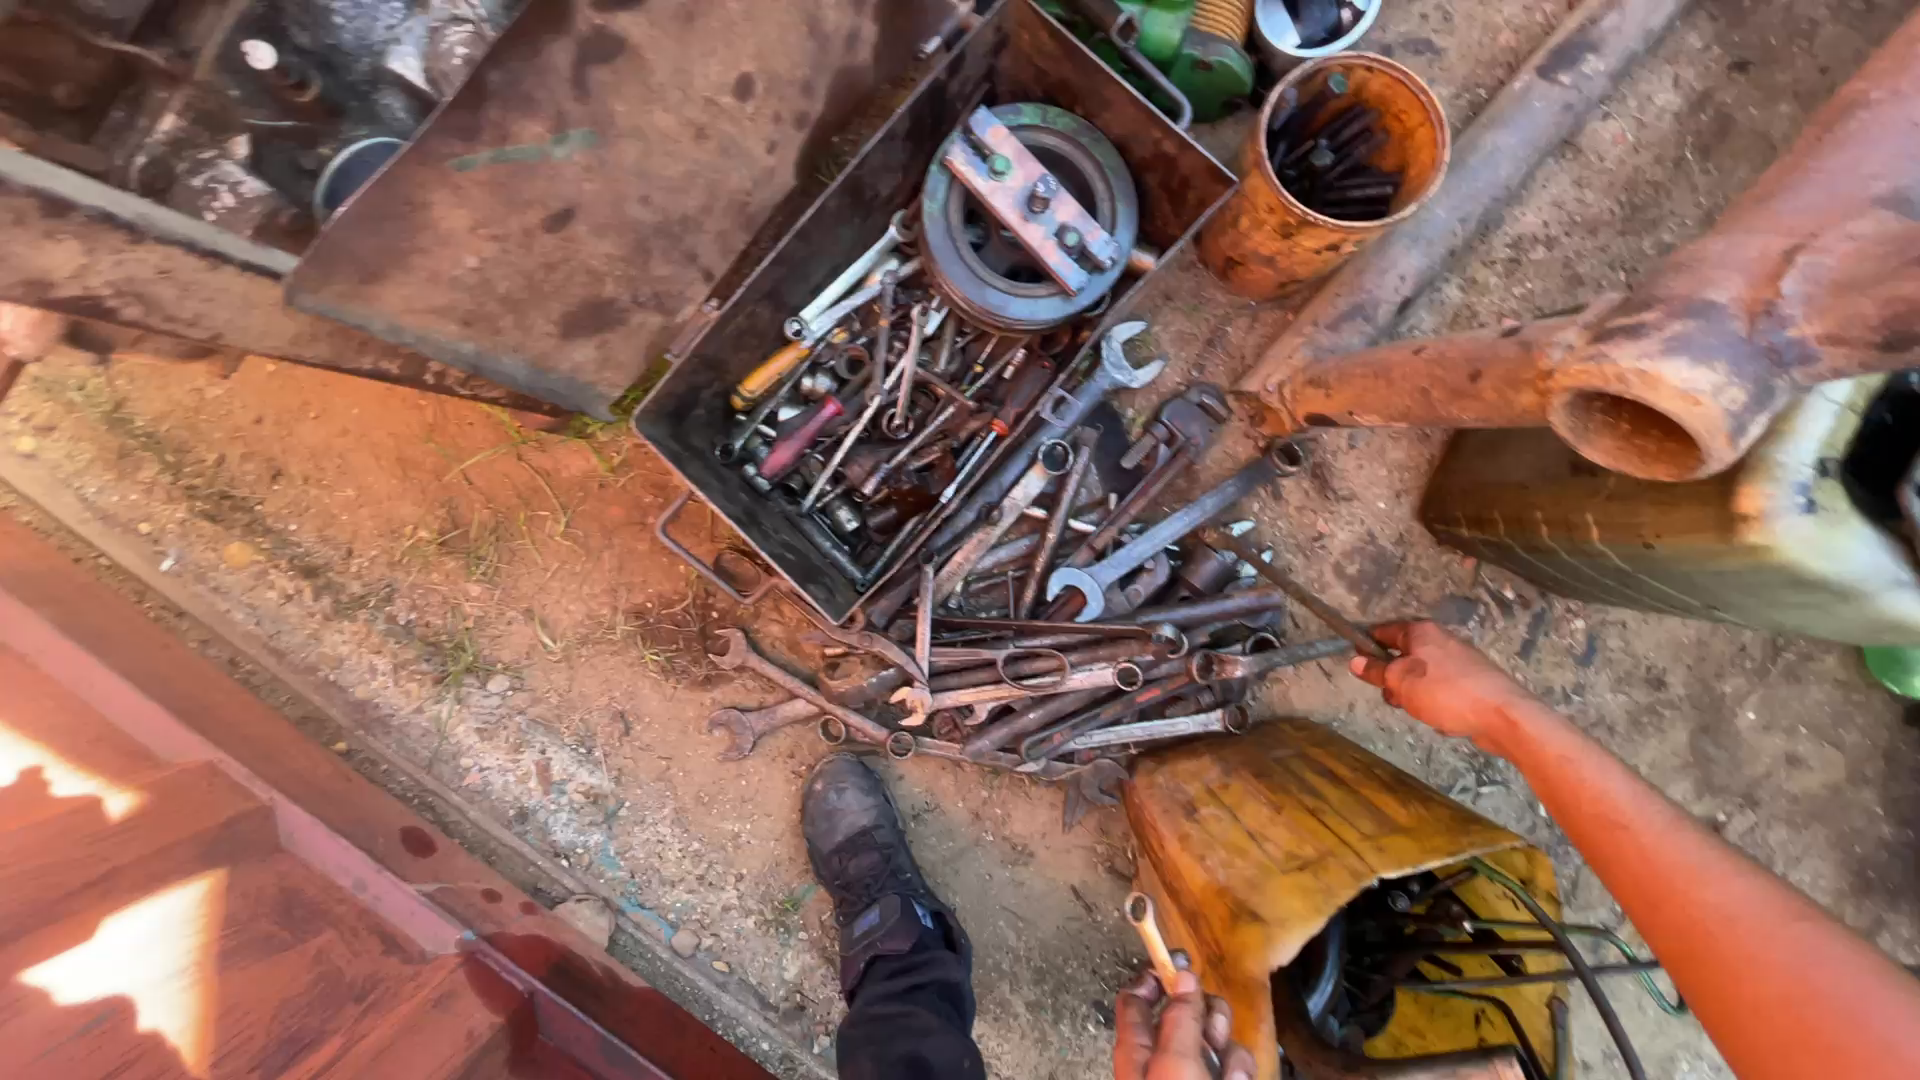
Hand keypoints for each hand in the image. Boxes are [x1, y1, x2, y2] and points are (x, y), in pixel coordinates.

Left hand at [1114, 969, 1254, 1079]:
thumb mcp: (1176, 1062)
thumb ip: (1180, 1017)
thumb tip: (1184, 974)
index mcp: (1136, 1046)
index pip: (1136, 996)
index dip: (1156, 974)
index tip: (1184, 962)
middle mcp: (1162, 1056)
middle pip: (1185, 1011)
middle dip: (1209, 1016)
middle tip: (1215, 1034)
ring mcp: (1190, 1074)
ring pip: (1215, 1039)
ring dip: (1229, 1051)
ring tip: (1231, 1075)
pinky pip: (1232, 1068)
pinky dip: (1239, 1073)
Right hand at [1348, 621, 1542, 759]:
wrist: (1504, 715)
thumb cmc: (1444, 692)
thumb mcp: (1399, 681)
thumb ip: (1375, 670)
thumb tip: (1355, 661)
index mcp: (1420, 631)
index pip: (1381, 632)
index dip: (1366, 648)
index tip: (1360, 668)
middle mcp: (1440, 639)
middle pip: (1402, 655)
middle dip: (1392, 678)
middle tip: (1395, 696)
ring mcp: (1460, 659)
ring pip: (1421, 674)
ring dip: (1412, 692)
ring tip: (1419, 709)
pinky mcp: (1474, 680)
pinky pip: (1441, 687)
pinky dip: (1435, 700)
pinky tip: (1441, 716)